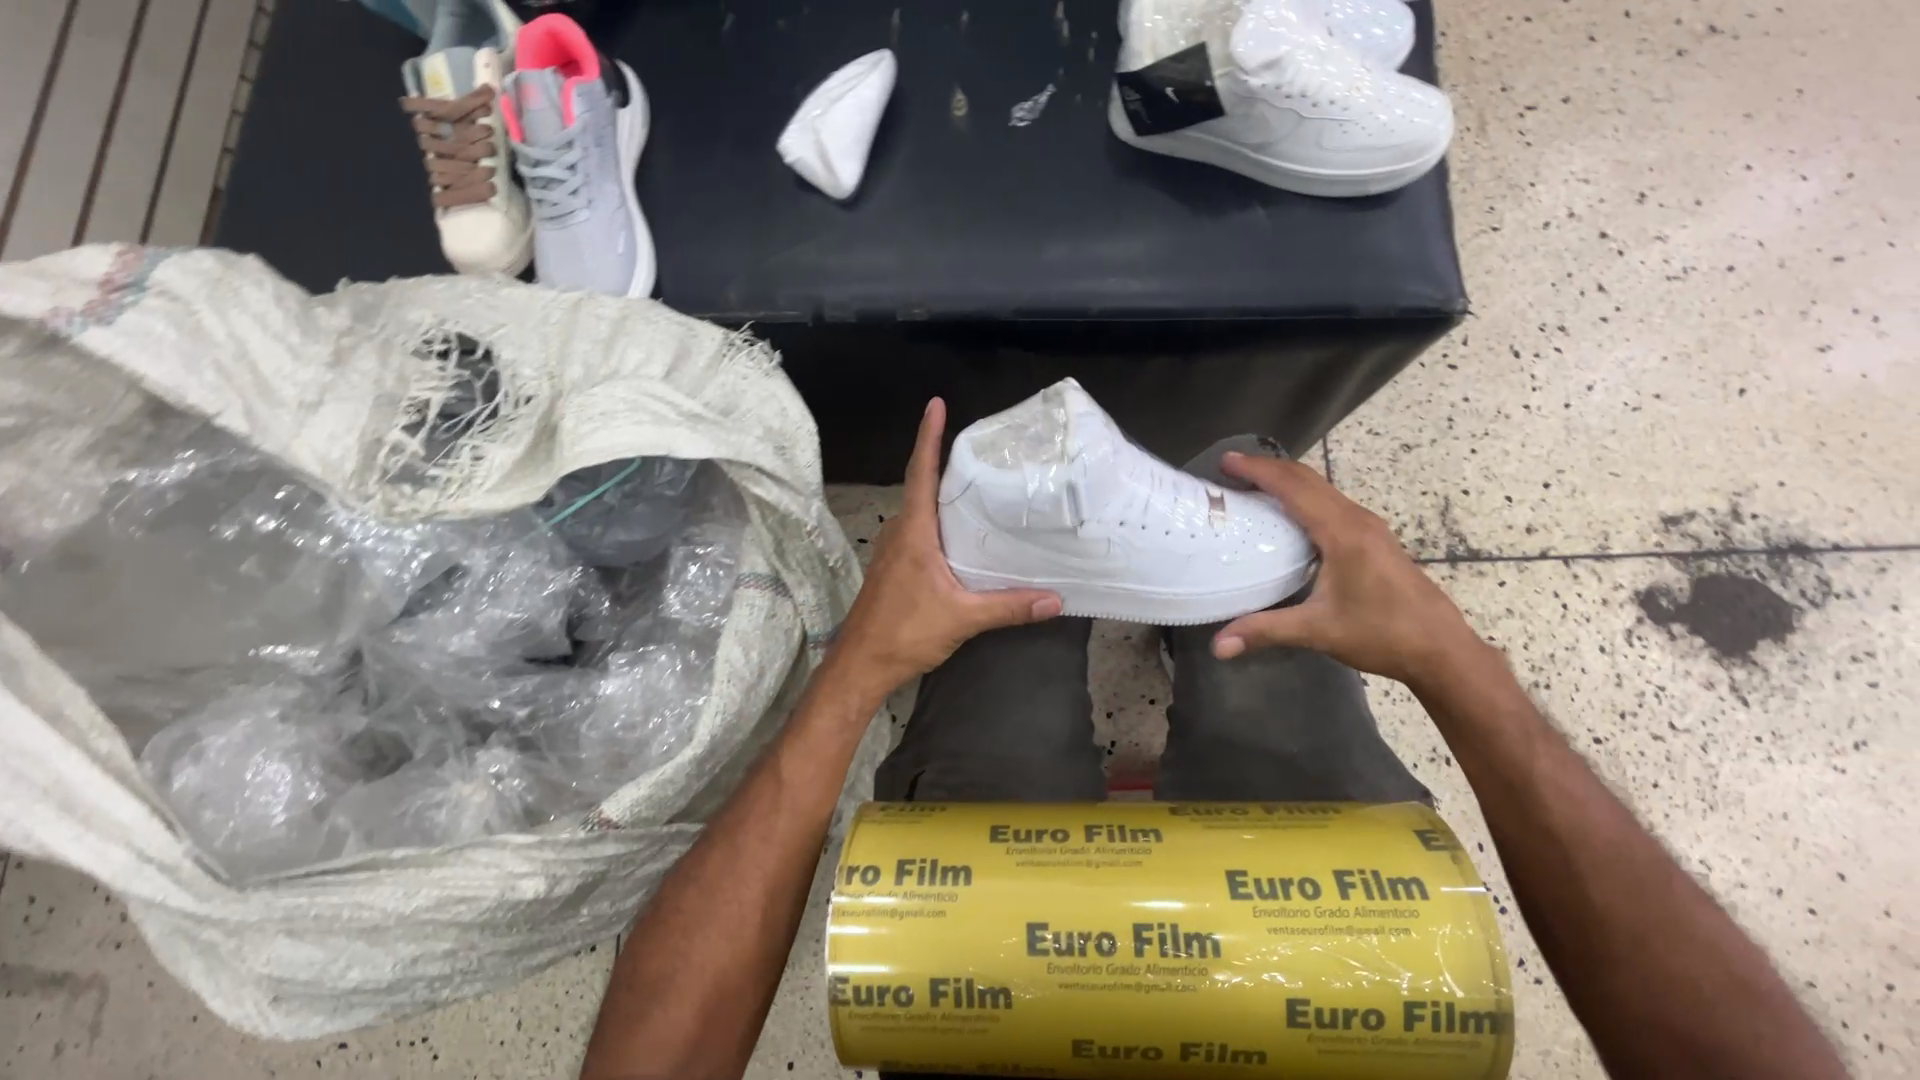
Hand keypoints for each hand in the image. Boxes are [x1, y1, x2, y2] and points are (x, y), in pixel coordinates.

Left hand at [830, 399, 1062, 690]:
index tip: (936, 404)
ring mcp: (895, 551)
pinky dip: (938, 520)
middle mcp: (901, 533)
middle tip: (974, 443)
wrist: (861, 664)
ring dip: (940, 491)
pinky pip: (919, 531)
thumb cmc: (904, 632)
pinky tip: (960, 534)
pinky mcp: (895, 568)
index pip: (922, 473)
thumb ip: (1008, 607)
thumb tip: (1056, 600)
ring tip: (974, 481)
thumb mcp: (962, 618)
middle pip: (920, 485)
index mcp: (914, 532)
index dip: (928, 436)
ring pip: (919, 510)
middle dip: (941, 458)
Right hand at [1211, 453, 1484, 688]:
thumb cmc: (1383, 634)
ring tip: (1252, 487)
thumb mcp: (1318, 631)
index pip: (1294, 488)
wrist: (1442, 649)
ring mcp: (1369, 528)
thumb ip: (1265, 630)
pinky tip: (1288, 516)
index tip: (1226, 462)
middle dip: (1268, 469)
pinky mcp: (1374, 540)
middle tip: (1230, 470)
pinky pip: (1332, 504)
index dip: (1258, 471)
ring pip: (1322, 489)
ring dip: (1287, 481)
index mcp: (1343, 533)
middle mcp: (1357, 520)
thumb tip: (1219, 645)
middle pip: (1308, 479)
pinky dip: (1303, 498)